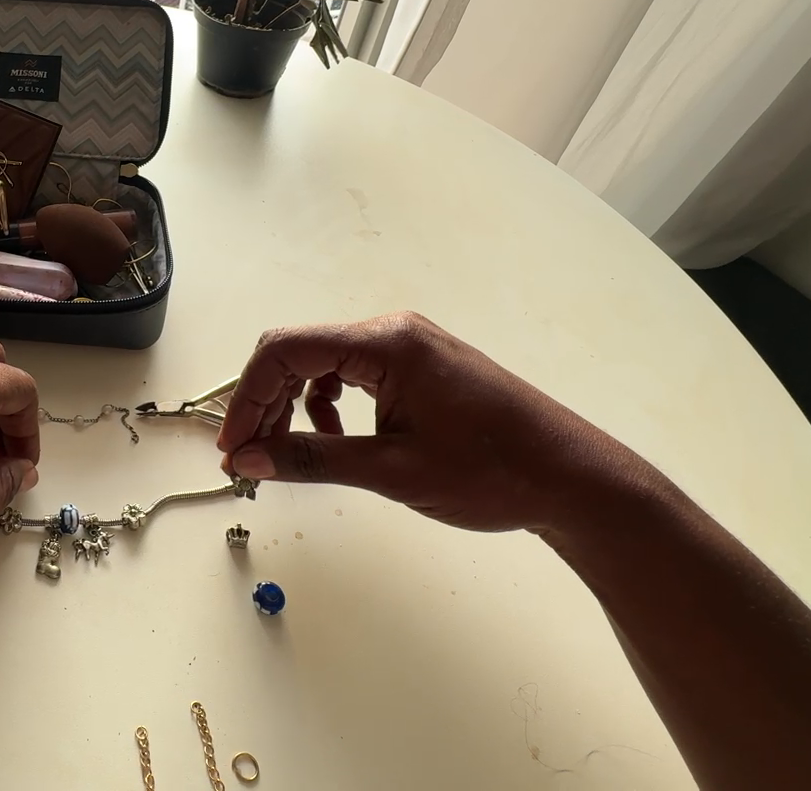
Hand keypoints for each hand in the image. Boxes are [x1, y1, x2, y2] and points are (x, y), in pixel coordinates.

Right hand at [218, 313, 658, 534]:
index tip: (233, 448)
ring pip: (320, 361)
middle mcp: (389, 330)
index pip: (285, 350)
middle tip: (249, 456)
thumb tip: (246, 462)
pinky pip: (349, 371)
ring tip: (286, 450)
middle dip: (265, 403)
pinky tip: (335, 434)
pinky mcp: (417, 363)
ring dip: (292, 403)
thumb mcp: (392, 471)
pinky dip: (326, 402)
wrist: (577, 480)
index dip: (247, 398)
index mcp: (384, 343)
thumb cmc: (490, 475)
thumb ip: (312, 459)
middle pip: (297, 352)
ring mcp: (406, 344)